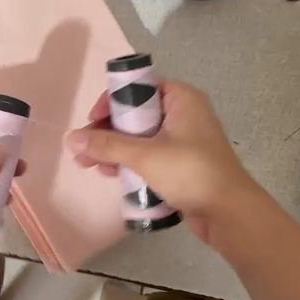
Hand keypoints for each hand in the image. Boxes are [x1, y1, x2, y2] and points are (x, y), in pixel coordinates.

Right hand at [66, 78, 264, 244]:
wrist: (229, 212)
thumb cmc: (190, 173)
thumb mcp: (145, 155)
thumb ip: (106, 145)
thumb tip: (70, 138)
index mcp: (181, 99)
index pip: (139, 87)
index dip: (112, 101)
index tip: (92, 121)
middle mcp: (183, 114)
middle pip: (136, 114)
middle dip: (107, 131)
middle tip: (83, 149)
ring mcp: (184, 141)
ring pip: (140, 138)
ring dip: (115, 150)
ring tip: (89, 165)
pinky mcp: (182, 164)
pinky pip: (150, 156)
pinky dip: (131, 163)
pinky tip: (110, 175)